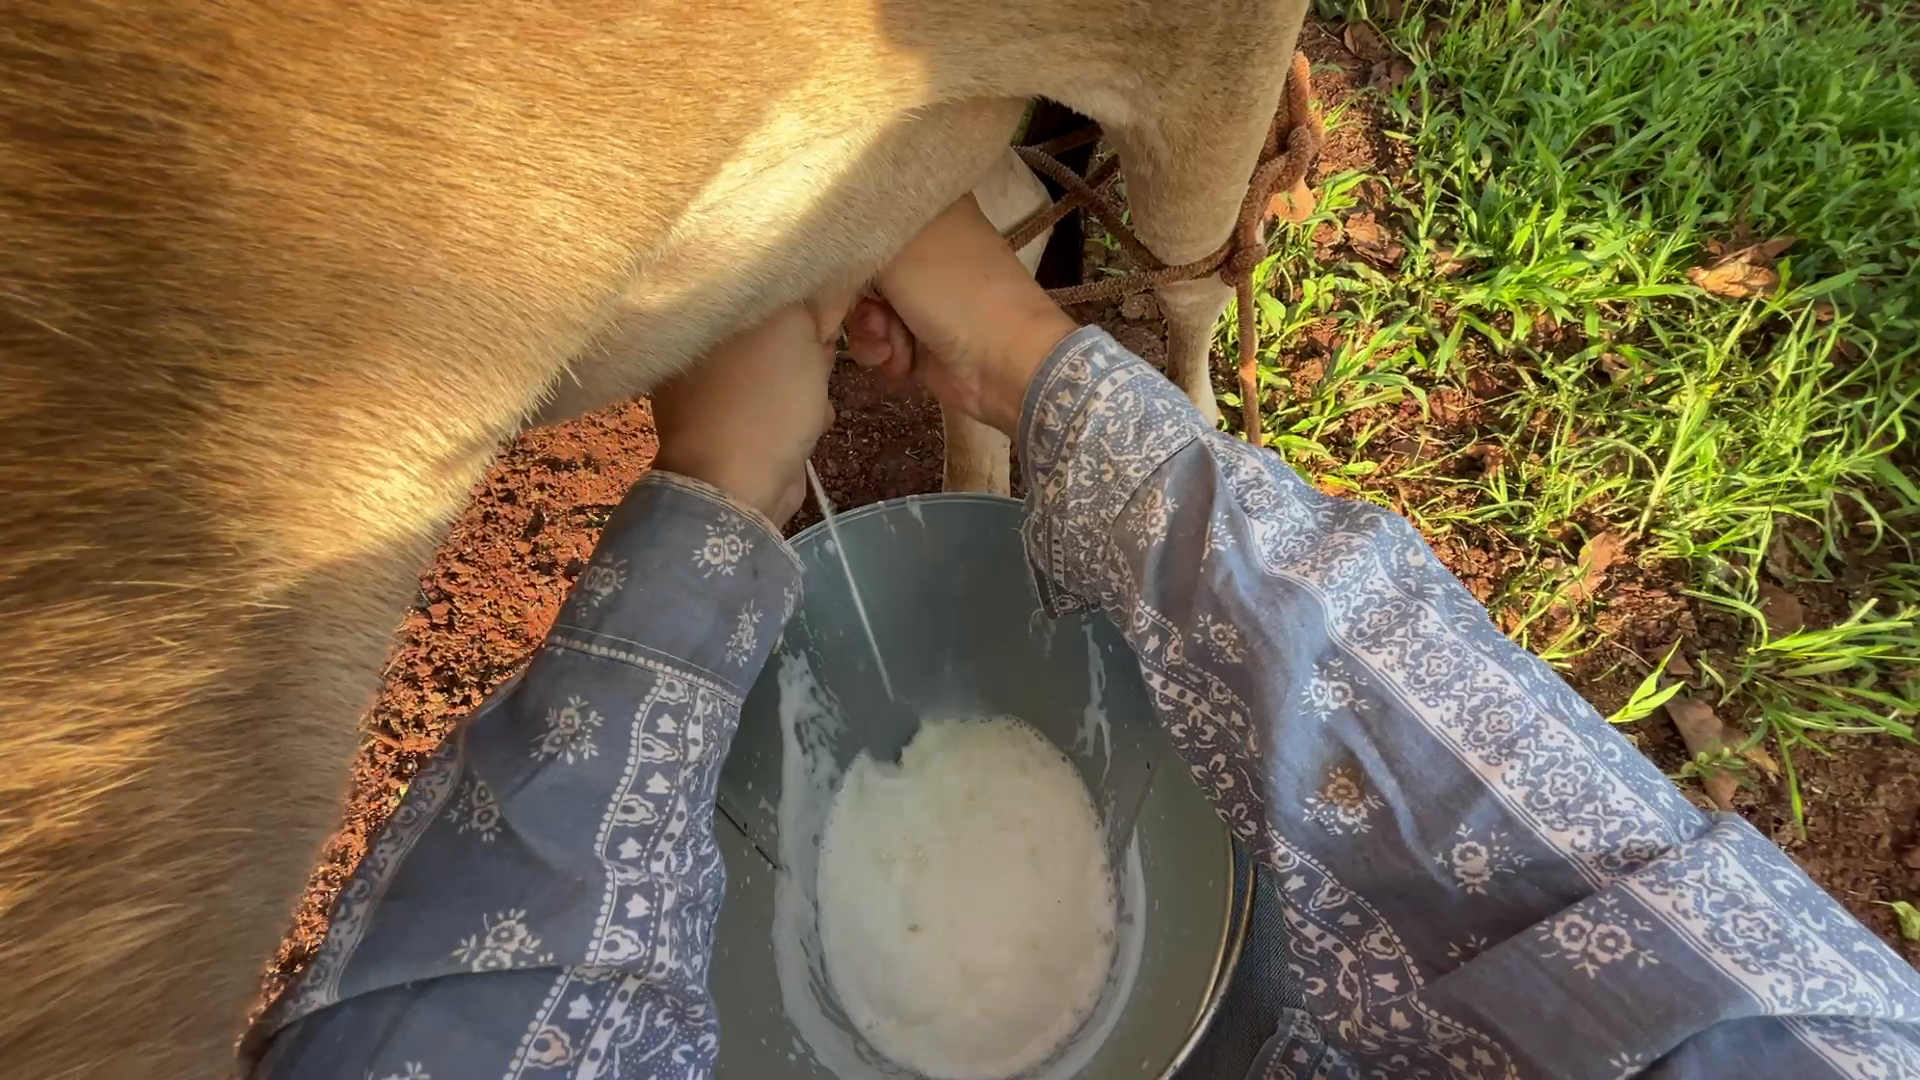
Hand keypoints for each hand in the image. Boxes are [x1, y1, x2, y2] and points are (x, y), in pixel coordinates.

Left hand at [651, 299, 844, 525]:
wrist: (739, 485)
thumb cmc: (762, 399)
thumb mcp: (792, 328)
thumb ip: (803, 298)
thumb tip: (814, 293)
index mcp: (697, 312)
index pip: (759, 283)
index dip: (798, 296)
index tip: (821, 312)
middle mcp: (698, 345)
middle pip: (773, 325)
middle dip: (806, 344)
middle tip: (818, 357)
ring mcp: (712, 388)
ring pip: (783, 365)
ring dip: (809, 381)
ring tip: (813, 400)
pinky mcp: (733, 422)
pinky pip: (778, 402)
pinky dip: (798, 413)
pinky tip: (808, 425)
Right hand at [847, 196, 1078, 435]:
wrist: (1001, 363)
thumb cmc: (953, 292)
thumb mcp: (895, 247)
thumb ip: (848, 236)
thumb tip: (818, 241)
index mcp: (924, 206)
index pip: (861, 211)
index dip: (843, 240)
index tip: (838, 261)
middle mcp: (923, 247)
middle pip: (855, 265)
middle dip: (854, 296)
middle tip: (872, 308)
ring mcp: (921, 295)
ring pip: (862, 307)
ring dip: (868, 331)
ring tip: (890, 342)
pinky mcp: (919, 337)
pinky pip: (878, 341)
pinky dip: (885, 354)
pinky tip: (900, 361)